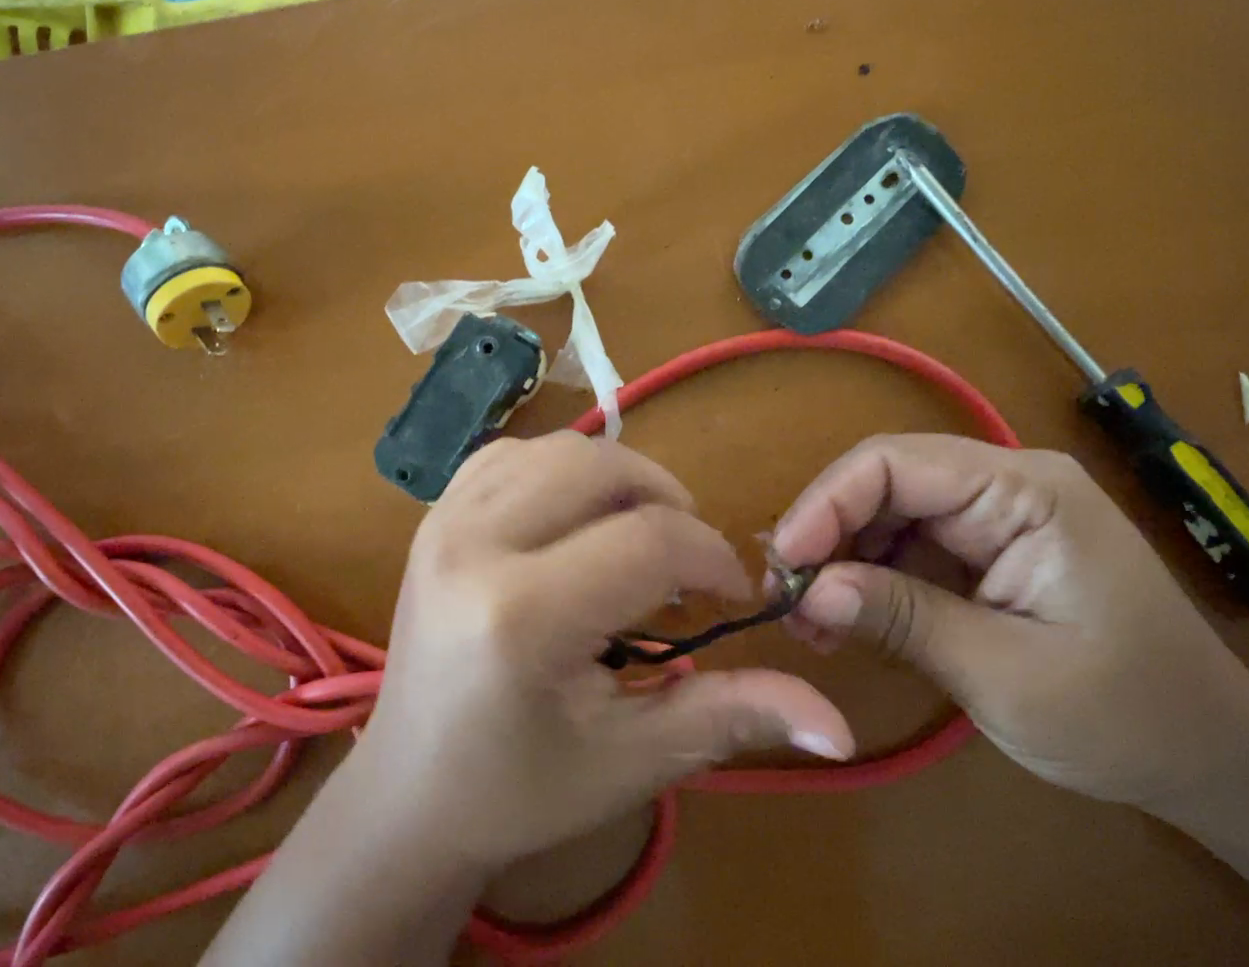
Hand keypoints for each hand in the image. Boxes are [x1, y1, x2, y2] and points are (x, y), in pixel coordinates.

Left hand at [354, 431, 853, 868]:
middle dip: (667, 503)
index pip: (650, 539)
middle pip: (601, 466)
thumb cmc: (521, 790)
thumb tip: (839, 727)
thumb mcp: (634, 760)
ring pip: (557, 450)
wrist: (409, 797)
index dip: (711, 557)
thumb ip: (734, 718)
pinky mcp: (430, 520)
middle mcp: (471, 546)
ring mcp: (440, 524)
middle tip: (686, 564)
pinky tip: (576, 523)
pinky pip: (508, 456)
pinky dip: (558, 472)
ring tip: (639, 538)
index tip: (730, 596)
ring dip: (617, 480)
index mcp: (521, 614)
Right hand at [770, 434, 1248, 806]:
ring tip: (807, 625)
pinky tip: (839, 623)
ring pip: (884, 517)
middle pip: (883, 484)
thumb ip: (904, 618)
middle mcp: (1005, 487)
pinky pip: (904, 551)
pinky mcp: (983, 554)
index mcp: (1026, 491)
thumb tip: (811, 589)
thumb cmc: (1124, 714)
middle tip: (785, 603)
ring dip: (838, 564)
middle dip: (826, 537)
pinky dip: (865, 584)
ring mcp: (993, 520)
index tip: (783, 566)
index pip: (895, 463)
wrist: (1205, 755)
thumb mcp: (1005, 672)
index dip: (825, 504)